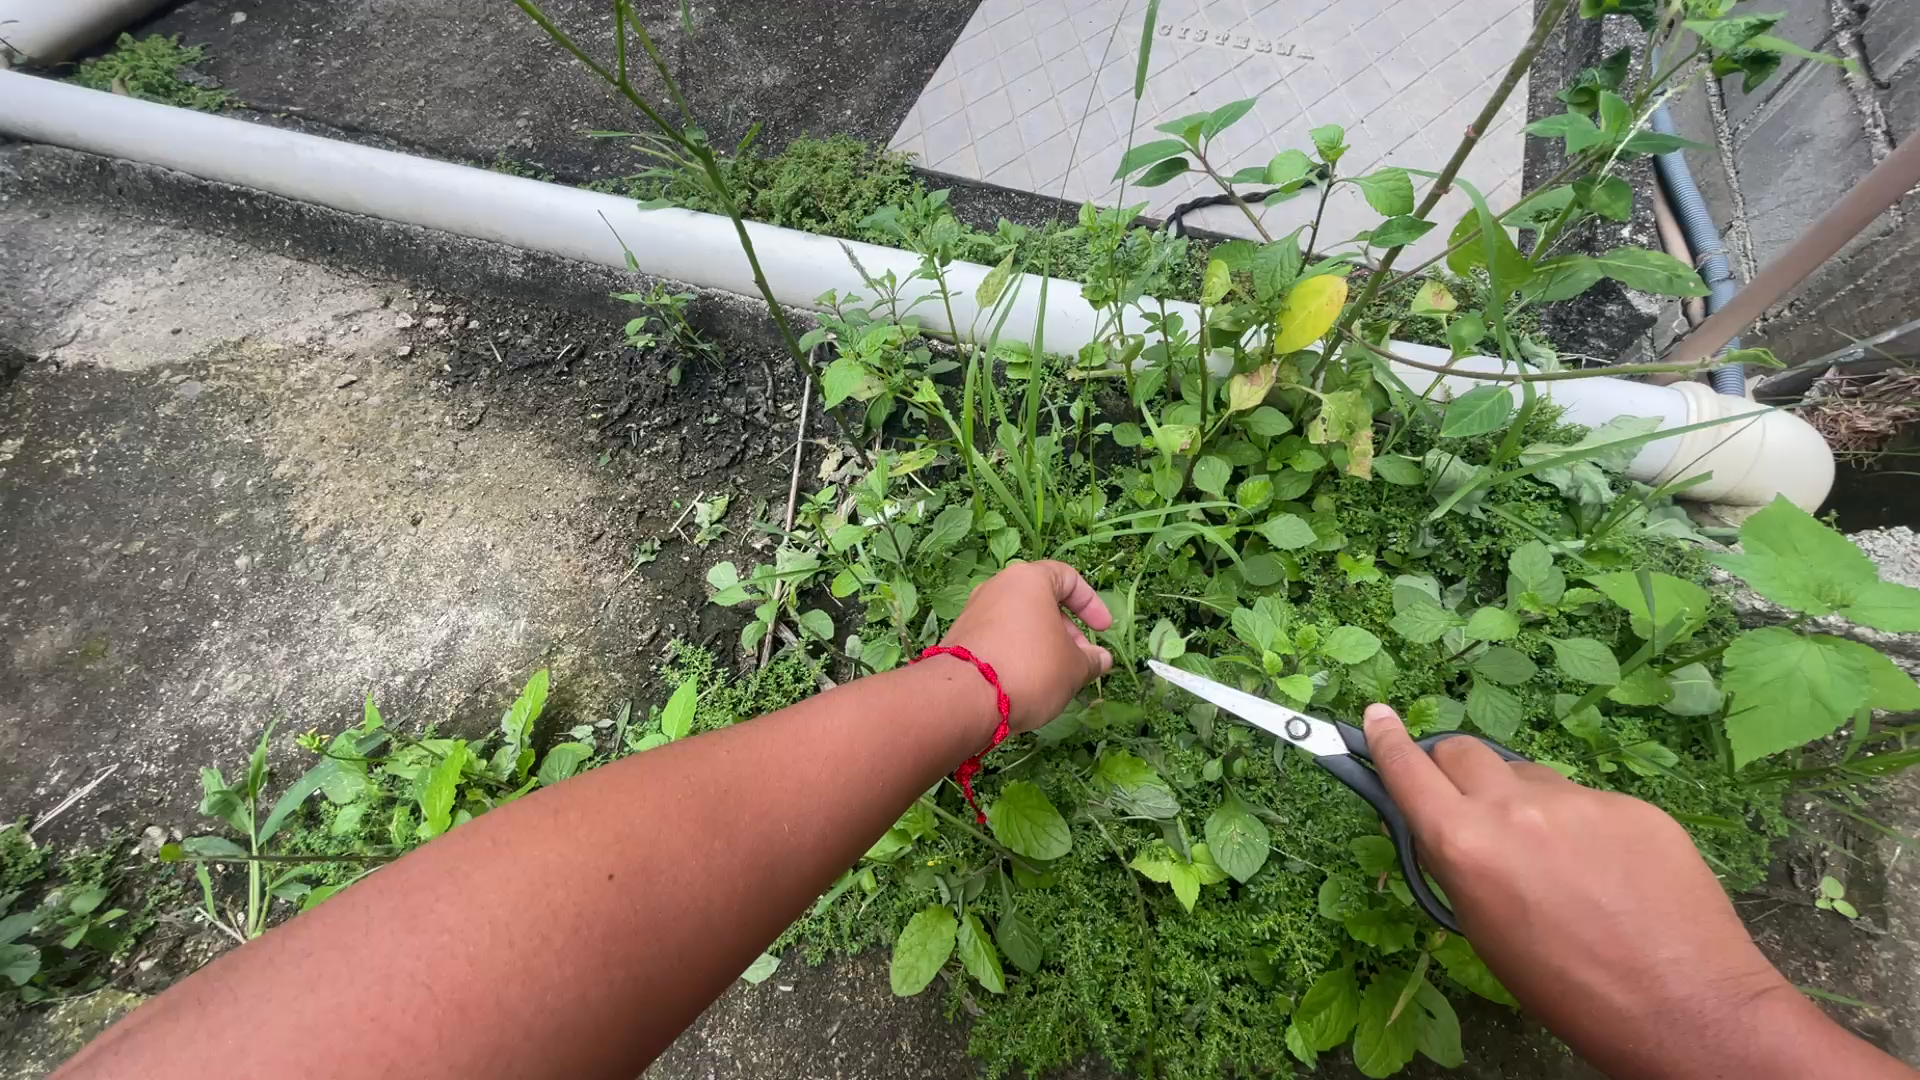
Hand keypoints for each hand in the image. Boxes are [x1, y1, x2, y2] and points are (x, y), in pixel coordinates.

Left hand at [940, 561, 1111, 733]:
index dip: (1092, 603)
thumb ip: (1091, 659)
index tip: (1104, 630)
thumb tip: (1101, 658)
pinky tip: (1027, 683)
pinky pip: (999, 639)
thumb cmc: (1030, 668)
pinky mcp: (961, 638)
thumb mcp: (1073, 667)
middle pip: (1042, 601)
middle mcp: (997, 587)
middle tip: (1081, 660)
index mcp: (1028, 579)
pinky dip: (1018, 654)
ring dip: (1043, 645)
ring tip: (1057, 677)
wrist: (964, 697)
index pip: (1068, 578)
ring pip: (1020, 622)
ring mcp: (975, 612)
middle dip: (1067, 631)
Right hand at [1361, 704, 1842, 1079]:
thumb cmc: (1562, 983)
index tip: (1377, 714)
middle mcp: (1511, 808)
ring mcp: (1576, 802)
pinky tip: (1608, 869)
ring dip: (1522, 798)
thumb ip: (1450, 854)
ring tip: (1556, 854)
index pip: (1406, 767)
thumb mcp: (1477, 922)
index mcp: (1462, 841)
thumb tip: (1433, 815)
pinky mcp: (1632, 807)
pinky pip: (1583, 797)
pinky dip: (1580, 822)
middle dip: (1455, 770)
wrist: (1691, 1013)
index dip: (1386, 738)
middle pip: (1462, 750)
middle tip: (1473, 806)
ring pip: (1525, 774)